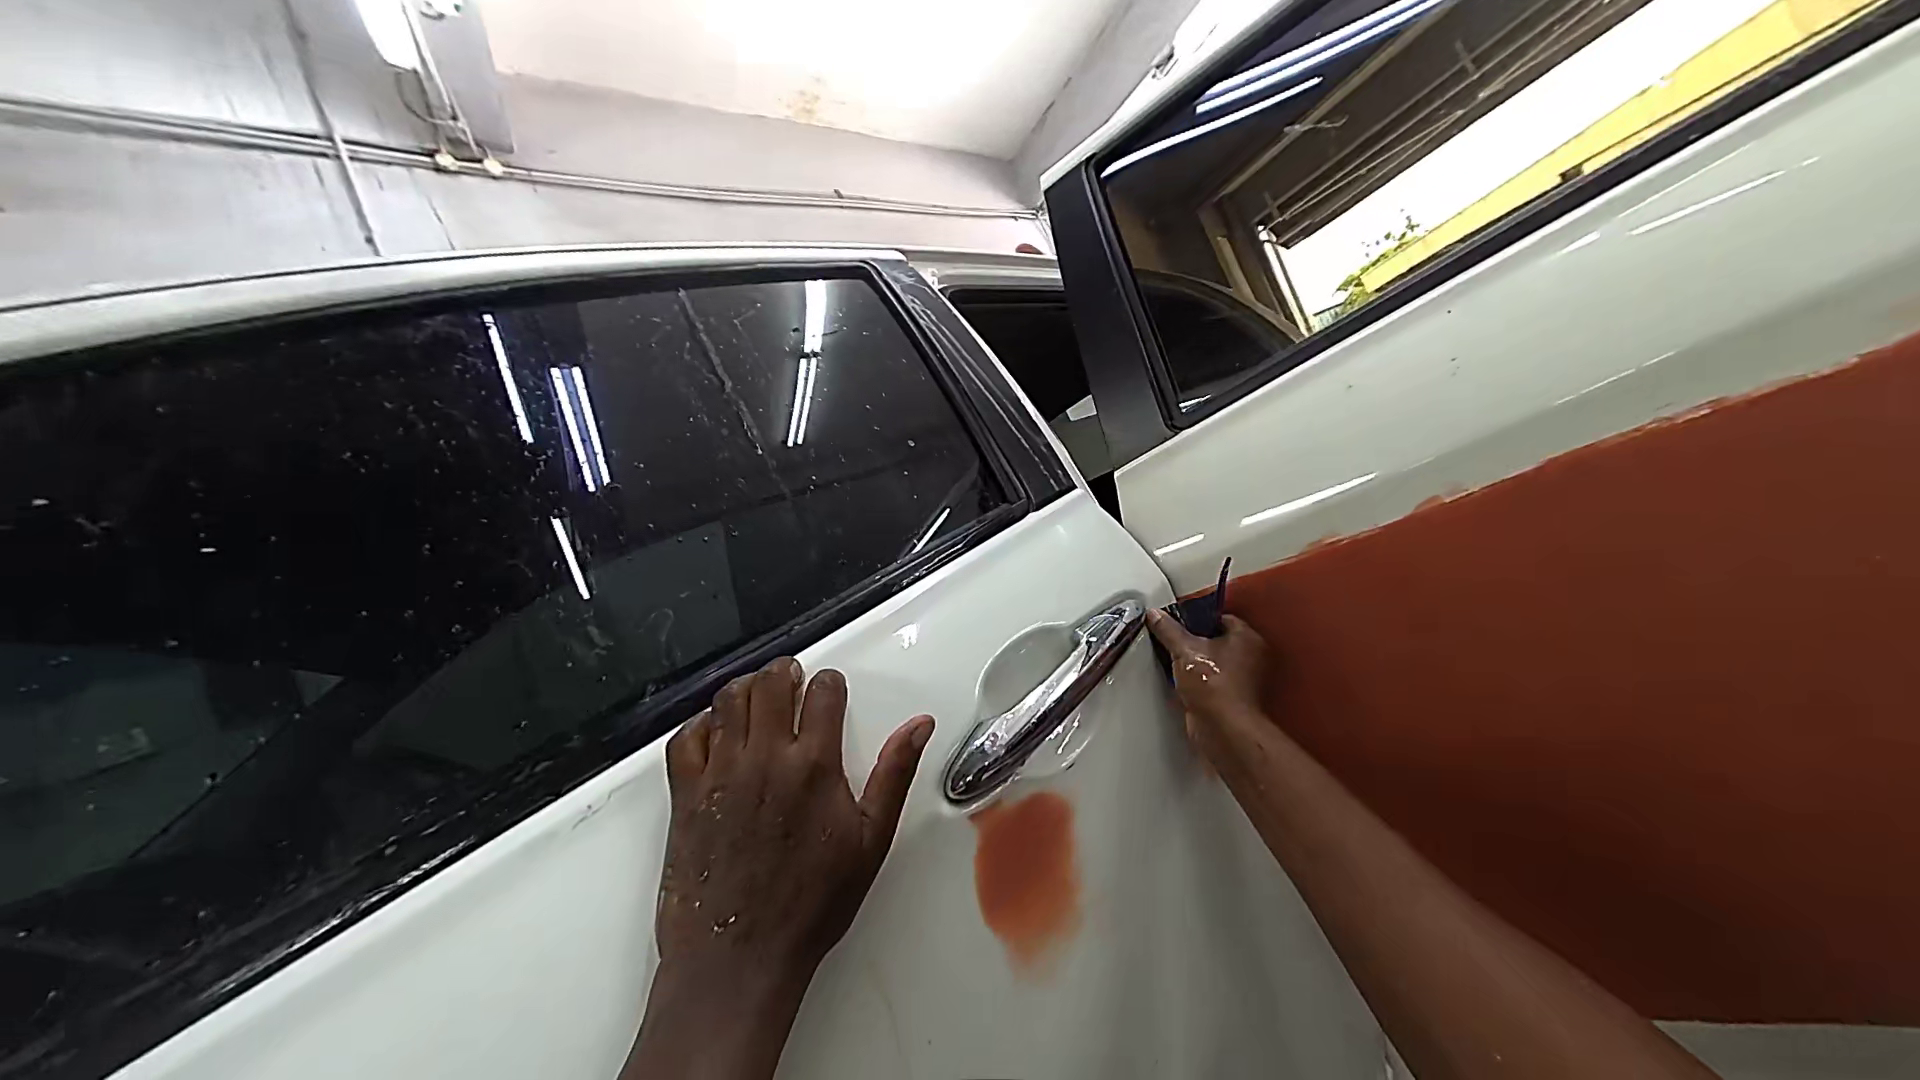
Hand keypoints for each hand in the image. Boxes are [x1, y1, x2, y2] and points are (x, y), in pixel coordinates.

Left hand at [657, 658, 933, 991]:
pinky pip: (685, 739)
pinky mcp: (687, 795)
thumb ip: (895, 773)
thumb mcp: (871, 840)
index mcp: (813, 766)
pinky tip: (714, 730)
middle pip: (771, 683)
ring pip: (728, 700)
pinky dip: (699, 724)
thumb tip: (919, 727)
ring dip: (745, 687)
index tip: (830, 689)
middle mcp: (765, 759)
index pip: (823, 692)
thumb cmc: (809, 904)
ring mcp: (721, 774)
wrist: (741, 956)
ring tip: (757, 694)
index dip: (830, 682)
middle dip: (785, 672)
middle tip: (791, 678)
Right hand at [1145, 609, 1271, 765]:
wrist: (1223, 729)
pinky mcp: (1233, 699)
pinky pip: (1212, 682)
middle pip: (1217, 641)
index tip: (1179, 621)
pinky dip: (1199, 682)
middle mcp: (1251, 657)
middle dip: (1196, 642)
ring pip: (1215, 663)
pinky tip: (1182, 684)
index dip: (1198, 618)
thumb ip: (1168, 630)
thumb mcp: (1183, 650)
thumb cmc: (1216, 688)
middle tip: (1176, 642)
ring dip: (1197, 664)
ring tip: (1177, 664)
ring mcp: (1244, 680)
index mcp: (1246, 638)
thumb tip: (1156, 616)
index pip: (1221, 618)